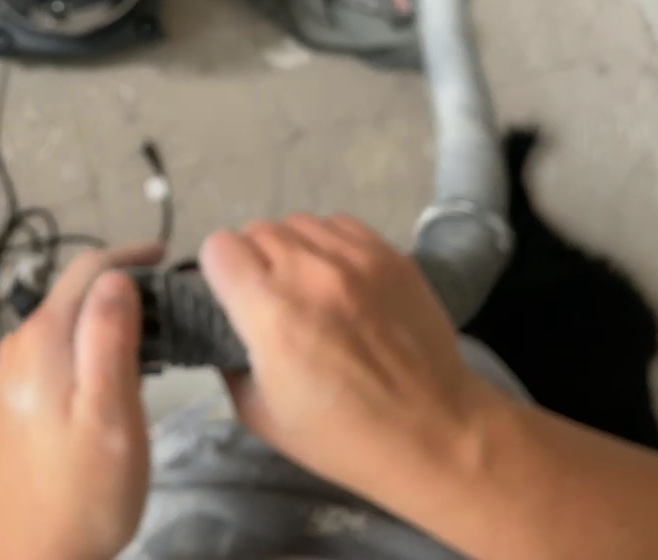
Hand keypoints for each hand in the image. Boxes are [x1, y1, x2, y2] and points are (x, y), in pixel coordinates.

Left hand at [0, 241, 163, 559]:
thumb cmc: (82, 492)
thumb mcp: (109, 413)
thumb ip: (109, 337)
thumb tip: (117, 276)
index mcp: (42, 338)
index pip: (87, 269)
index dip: (129, 255)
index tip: (167, 256)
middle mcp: (19, 344)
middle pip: (74, 292)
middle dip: (121, 284)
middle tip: (169, 302)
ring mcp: (11, 372)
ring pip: (66, 320)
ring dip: (107, 315)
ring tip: (152, 334)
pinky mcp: (14, 397)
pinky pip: (57, 348)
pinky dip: (89, 341)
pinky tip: (114, 367)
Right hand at [198, 215, 506, 511]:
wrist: (438, 433)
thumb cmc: (345, 436)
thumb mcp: (262, 416)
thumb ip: (228, 363)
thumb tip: (220, 329)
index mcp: (271, 313)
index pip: (219, 248)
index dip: (219, 271)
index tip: (232, 294)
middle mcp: (307, 273)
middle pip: (254, 230)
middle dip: (253, 260)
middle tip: (272, 296)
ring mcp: (352, 257)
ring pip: (294, 222)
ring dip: (291, 248)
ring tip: (308, 284)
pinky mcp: (385, 252)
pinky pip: (336, 223)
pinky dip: (328, 243)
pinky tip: (339, 276)